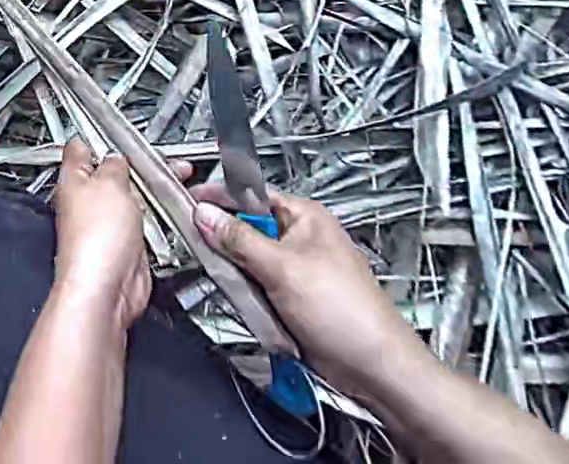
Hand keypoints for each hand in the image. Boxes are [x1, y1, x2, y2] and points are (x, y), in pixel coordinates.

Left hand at [51, 138, 151, 330]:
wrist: (107, 289)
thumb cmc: (95, 239)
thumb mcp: (110, 182)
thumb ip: (115, 163)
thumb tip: (116, 156)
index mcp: (73, 180)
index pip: (81, 148)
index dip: (99, 136)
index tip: (118, 131)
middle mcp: (87, 201)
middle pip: (113, 172)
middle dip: (137, 165)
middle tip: (159, 159)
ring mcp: (106, 223)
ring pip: (132, 196)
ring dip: (151, 189)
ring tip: (174, 178)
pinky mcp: (125, 244)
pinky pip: (144, 221)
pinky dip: (158, 214)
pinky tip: (169, 207)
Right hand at [190, 185, 426, 397]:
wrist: (378, 373)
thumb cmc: (345, 313)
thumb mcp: (282, 268)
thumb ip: (239, 239)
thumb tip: (206, 214)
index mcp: (304, 216)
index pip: (251, 194)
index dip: (220, 198)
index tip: (190, 203)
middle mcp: (300, 237)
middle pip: (247, 228)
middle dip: (227, 241)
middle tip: (204, 249)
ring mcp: (298, 269)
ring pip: (251, 260)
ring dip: (239, 272)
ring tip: (233, 283)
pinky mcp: (295, 297)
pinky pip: (260, 286)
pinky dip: (250, 293)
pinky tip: (247, 303)